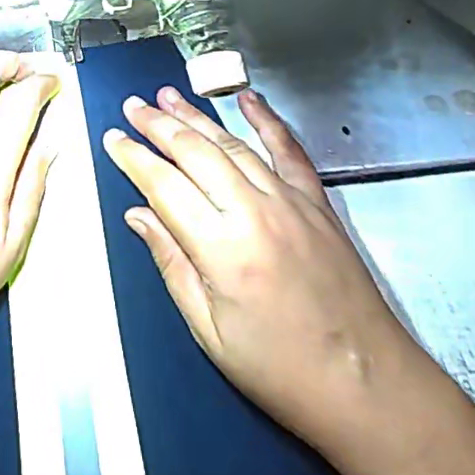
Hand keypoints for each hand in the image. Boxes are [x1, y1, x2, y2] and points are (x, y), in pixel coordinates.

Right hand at [101, 87, 423, 448]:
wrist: (362, 377)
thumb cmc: (278, 368)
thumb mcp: (208, 329)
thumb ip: (171, 263)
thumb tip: (138, 215)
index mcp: (220, 247)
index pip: (164, 186)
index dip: (134, 158)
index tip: (113, 138)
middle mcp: (253, 209)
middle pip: (196, 153)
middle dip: (159, 125)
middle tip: (133, 106)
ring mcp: (289, 198)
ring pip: (234, 144)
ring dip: (198, 117)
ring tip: (169, 96)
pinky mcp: (316, 198)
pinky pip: (287, 148)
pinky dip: (266, 119)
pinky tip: (248, 98)